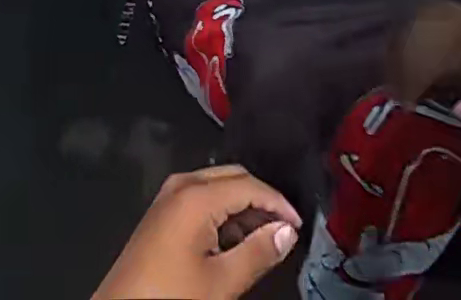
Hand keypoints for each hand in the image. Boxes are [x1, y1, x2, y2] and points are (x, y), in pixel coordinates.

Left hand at [93, 164, 301, 299]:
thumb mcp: (219, 283)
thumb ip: (258, 253)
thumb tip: (287, 231)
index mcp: (196, 195)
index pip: (250, 185)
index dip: (278, 203)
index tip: (298, 226)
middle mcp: (182, 184)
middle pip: (234, 177)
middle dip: (261, 200)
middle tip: (284, 229)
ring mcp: (169, 196)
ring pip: (218, 186)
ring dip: (243, 207)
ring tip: (264, 238)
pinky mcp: (161, 212)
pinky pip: (202, 197)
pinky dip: (223, 212)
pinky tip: (234, 240)